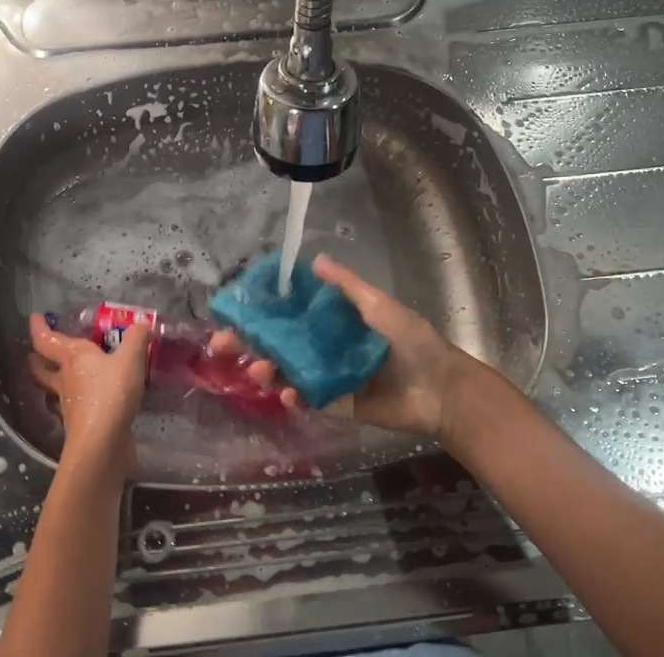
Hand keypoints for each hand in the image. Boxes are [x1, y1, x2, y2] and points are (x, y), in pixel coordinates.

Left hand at [28, 313, 150, 476]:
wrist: (102, 443)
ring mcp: (69, 404)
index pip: (46, 339)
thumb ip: (136, 339)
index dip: (38, 327)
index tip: (34, 317)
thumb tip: (142, 323)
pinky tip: (90, 399)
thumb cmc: (110, 393)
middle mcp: (65, 379)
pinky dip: (78, 400)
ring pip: (55, 388)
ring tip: (65, 374)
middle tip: (39, 353)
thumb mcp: (130, 360)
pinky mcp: (80, 423)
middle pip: (42, 368)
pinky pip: (74, 406)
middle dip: (38, 359)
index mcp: (72, 357)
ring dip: (55, 381)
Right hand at [231, 254, 485, 436]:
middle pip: (278, 341)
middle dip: (248, 342)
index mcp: (333, 319)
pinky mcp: (335, 403)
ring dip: (266, 368)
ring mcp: (327, 375)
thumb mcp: (380, 305)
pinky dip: (293, 395)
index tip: (233, 309)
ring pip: (285, 370)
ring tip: (257, 369)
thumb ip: (347, 286)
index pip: (288, 311)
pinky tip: (287, 393)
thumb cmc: (412, 341)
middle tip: (222, 345)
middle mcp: (324, 344)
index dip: (260, 310)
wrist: (441, 390)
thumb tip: (315, 259)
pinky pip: (307, 397)